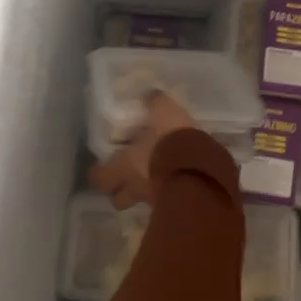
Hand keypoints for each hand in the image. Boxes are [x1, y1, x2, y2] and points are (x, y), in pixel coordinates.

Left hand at [89, 91, 195, 208]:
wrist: (201, 171)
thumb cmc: (171, 142)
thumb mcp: (164, 113)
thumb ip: (155, 103)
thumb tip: (150, 94)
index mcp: (125, 167)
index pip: (100, 179)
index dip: (99, 174)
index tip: (102, 167)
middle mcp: (136, 187)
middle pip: (119, 200)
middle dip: (120, 190)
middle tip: (127, 175)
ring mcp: (156, 201)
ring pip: (143, 200)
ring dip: (146, 190)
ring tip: (157, 173)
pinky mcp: (177, 206)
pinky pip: (166, 200)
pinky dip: (168, 192)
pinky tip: (178, 177)